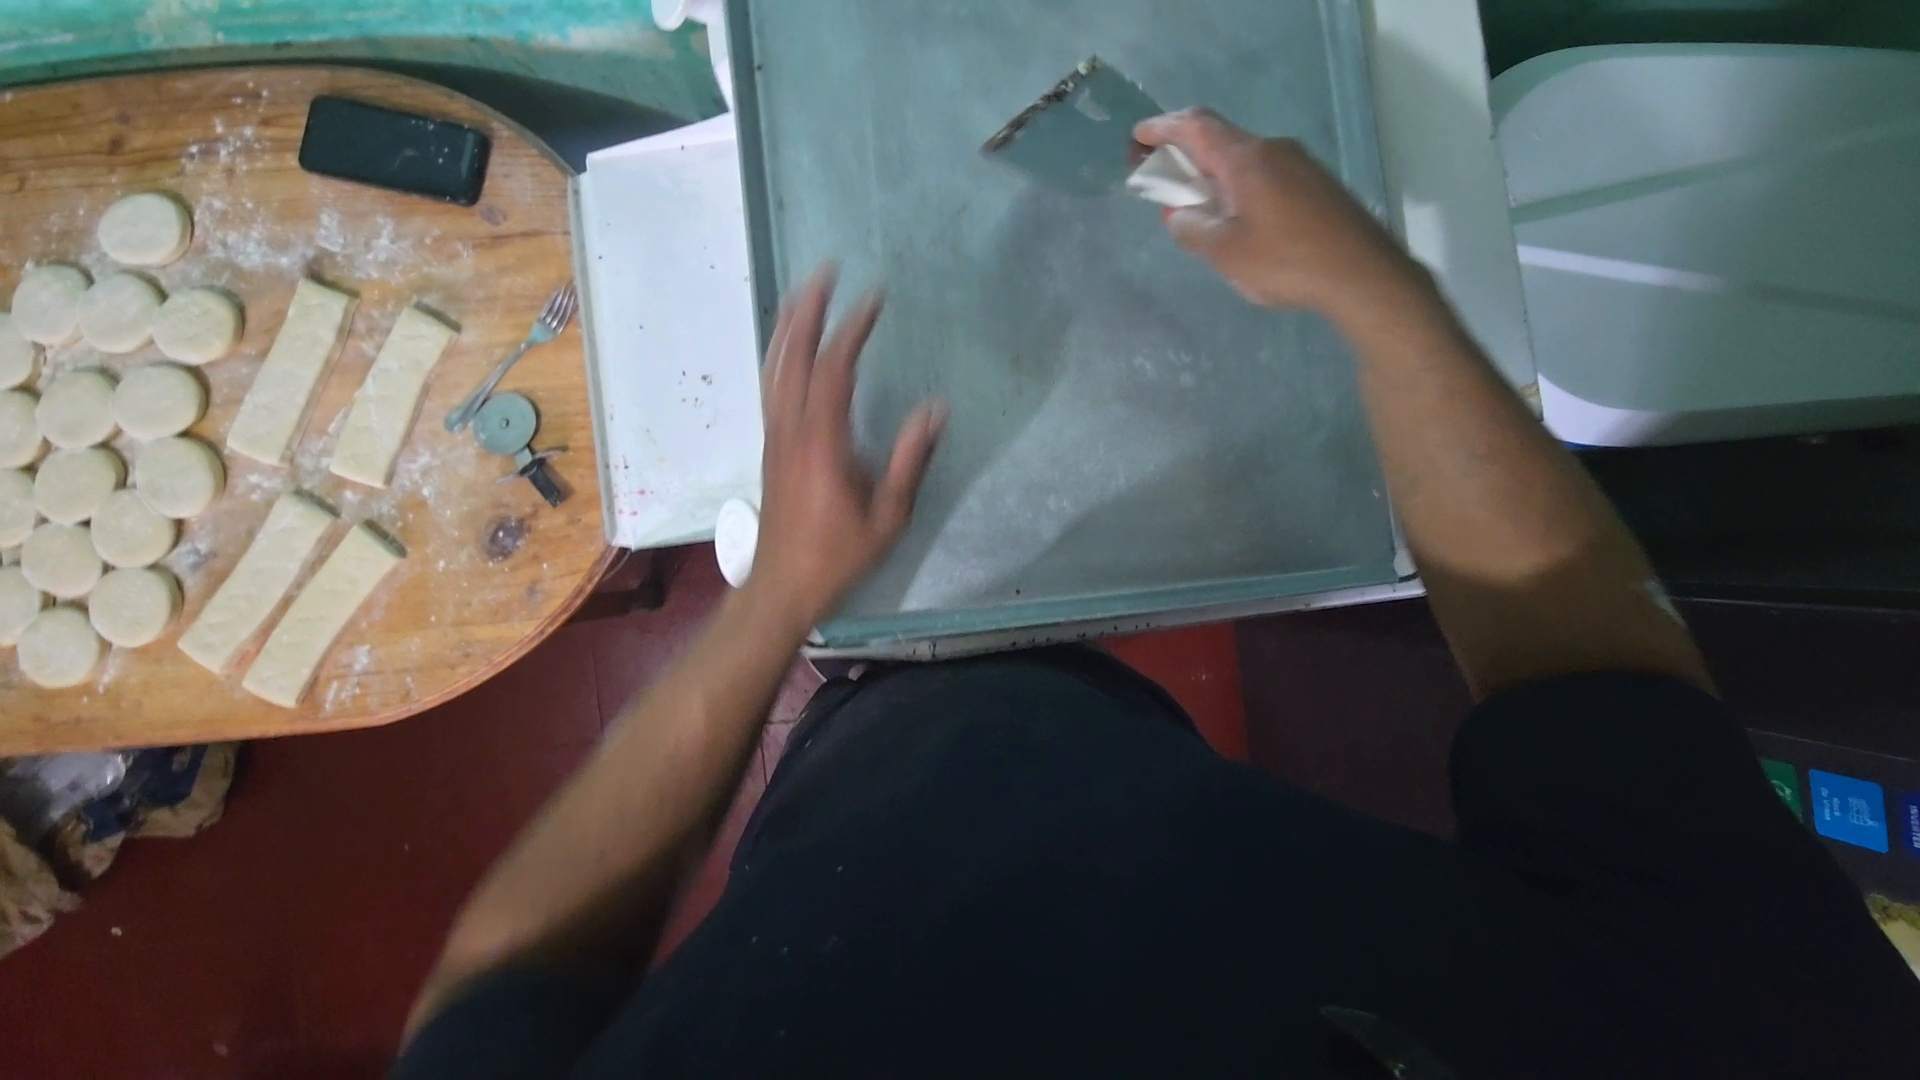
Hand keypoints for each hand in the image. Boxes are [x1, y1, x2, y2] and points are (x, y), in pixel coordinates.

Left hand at [748, 265, 946, 626]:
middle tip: (824, 270)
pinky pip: (770, 385)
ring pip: (773, 367)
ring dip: (787, 325)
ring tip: (801, 291)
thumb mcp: (887, 514)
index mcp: (821, 441)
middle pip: (793, 355)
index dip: (853, 328)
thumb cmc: (838, 553)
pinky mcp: (769, 445)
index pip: (834, 368)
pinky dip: (777, 353)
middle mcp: (790, 428)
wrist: (783, 583)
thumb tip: (936, 410)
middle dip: (808, 309)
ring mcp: (773, 435)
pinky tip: (787, 345)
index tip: (873, 298)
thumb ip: (909, 459)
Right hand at [1134, 108, 1425, 318]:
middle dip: (1183, 158)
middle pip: (1219, 141)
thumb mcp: (1223, 252)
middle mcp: (1273, 150)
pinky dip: (1237, 189)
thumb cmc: (1285, 262)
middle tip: (1160, 184)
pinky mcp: (1315, 186)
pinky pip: (1263, 177)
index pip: (1195, 126)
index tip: (1136, 140)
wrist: (1361, 275)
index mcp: (1245, 159)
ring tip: (1194, 212)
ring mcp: (1299, 166)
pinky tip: (1234, 221)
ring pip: (1242, 162)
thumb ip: (1190, 229)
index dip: (1161, 129)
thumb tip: (1177, 215)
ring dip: (1211, 178)